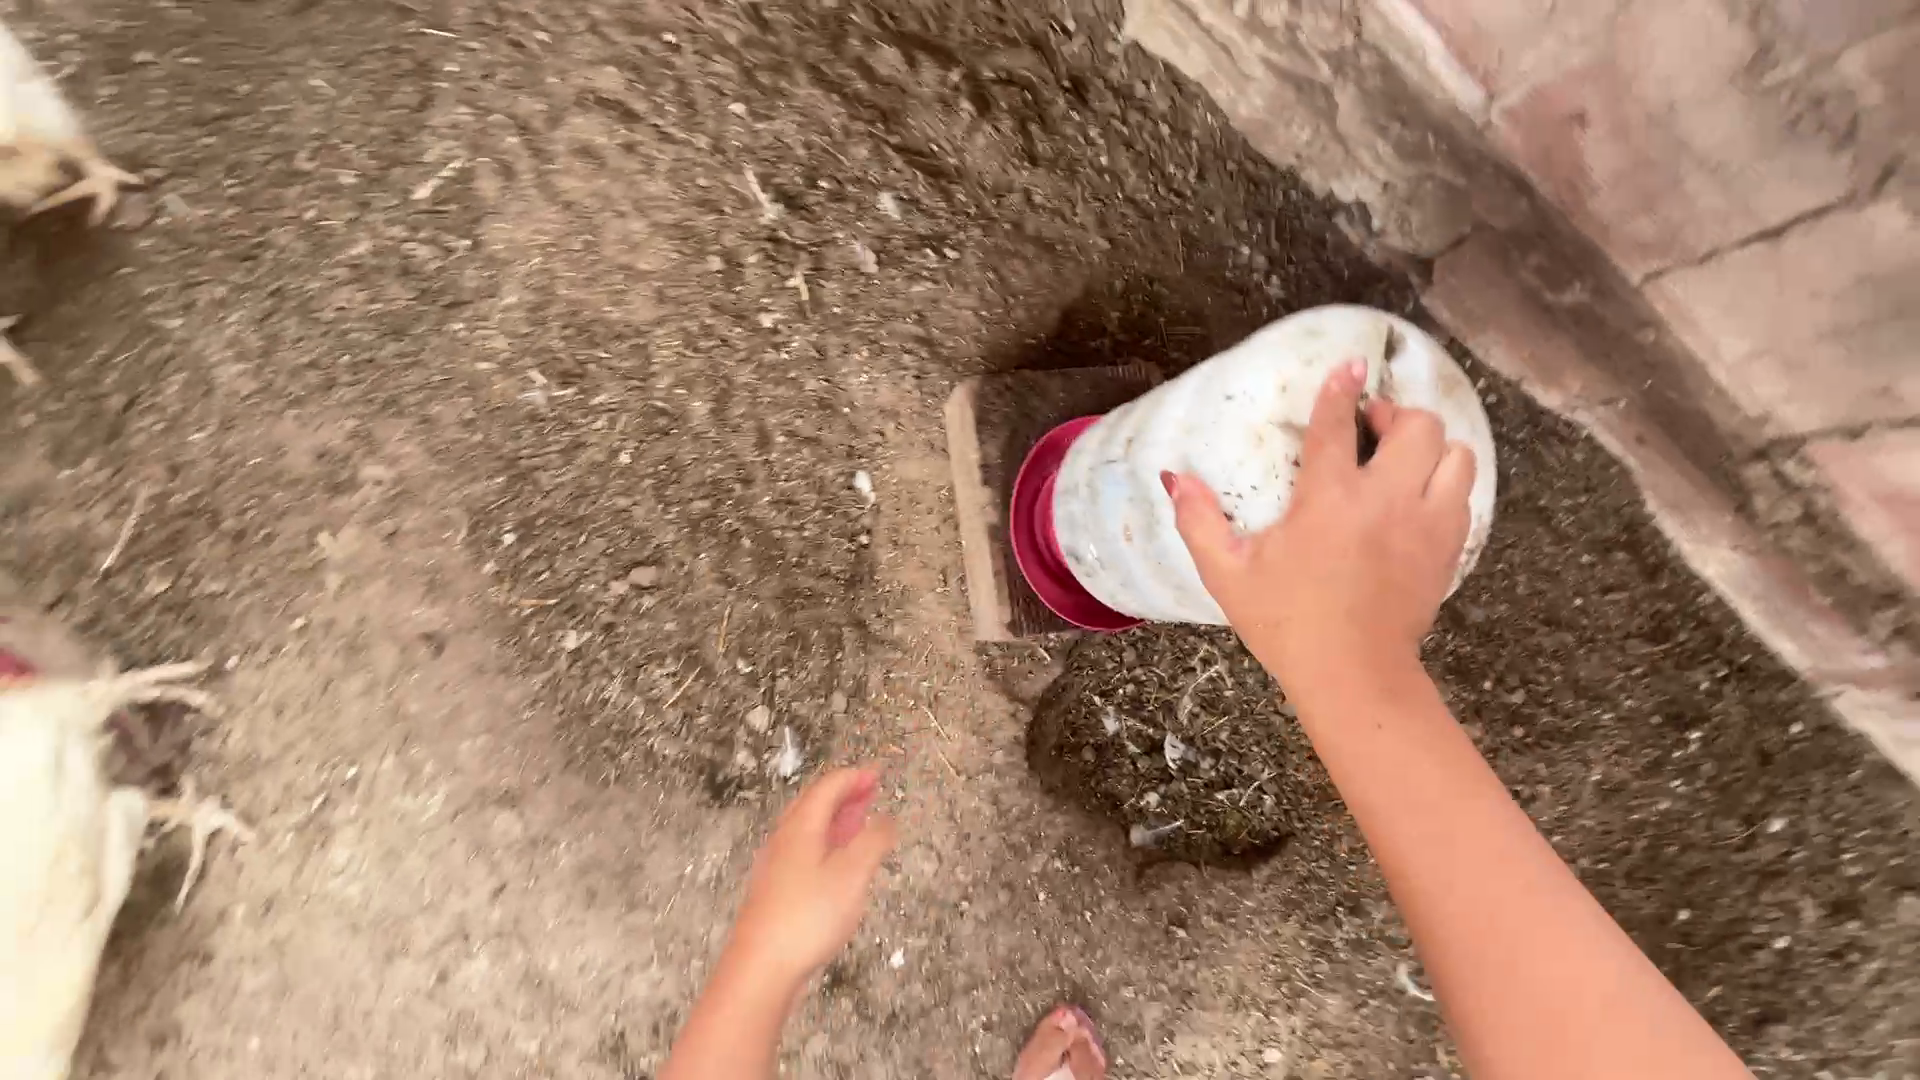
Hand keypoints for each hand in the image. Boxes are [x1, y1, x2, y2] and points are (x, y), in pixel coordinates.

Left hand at [727, 767, 897, 986]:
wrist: (760, 970)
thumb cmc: (806, 918)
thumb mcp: (852, 875)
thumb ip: (873, 841)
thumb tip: (887, 819)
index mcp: (801, 826)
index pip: (828, 787)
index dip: (854, 777)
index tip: (876, 773)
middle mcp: (785, 839)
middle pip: (815, 803)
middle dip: (845, 793)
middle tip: (870, 790)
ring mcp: (777, 865)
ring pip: (809, 828)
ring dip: (837, 817)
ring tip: (860, 819)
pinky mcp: (775, 890)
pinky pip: (805, 850)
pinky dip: (828, 841)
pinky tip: (838, 861)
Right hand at [1163, 357, 1475, 699]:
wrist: (1352, 674)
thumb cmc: (1284, 621)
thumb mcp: (1227, 572)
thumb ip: (1198, 520)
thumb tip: (1174, 478)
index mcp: (1329, 501)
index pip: (1338, 426)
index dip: (1341, 390)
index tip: (1350, 364)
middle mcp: (1386, 500)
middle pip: (1416, 427)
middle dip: (1394, 413)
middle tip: (1369, 425)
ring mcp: (1426, 524)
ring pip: (1454, 454)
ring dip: (1428, 444)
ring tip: (1399, 456)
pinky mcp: (1448, 549)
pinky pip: (1463, 492)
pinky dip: (1444, 479)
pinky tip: (1415, 494)